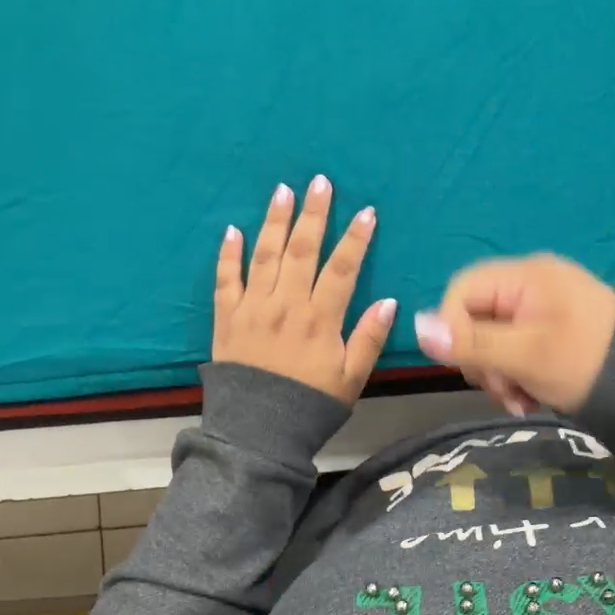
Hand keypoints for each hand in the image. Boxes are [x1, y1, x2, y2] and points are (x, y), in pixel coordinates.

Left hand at [213, 175, 396, 404]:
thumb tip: (389, 301)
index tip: (365, 211)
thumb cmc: (310, 407)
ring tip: (282, 191)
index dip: (355, 238)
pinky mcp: (227, 318)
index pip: (342, 268)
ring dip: (274, 221)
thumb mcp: (351, 379)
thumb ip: (369, 339)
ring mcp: (253, 308)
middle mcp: (286, 305)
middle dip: (313, 214)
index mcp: (320, 319)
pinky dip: (229, 254)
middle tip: (319, 182)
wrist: (257, 433)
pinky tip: (233, 230)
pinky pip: (225, 280)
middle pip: (302, 250)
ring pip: (265, 255)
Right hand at [413, 253, 614, 414]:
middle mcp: (529, 283)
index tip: (473, 368)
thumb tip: (416, 326)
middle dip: (482, 360)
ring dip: (499, 374)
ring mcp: (542, 306)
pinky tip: (532, 397)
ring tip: (523, 401)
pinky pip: (515, 347)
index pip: (461, 293)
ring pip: (492, 339)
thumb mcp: (525, 355)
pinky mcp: (552, 330)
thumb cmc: (586, 363)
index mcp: (524, 276)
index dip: (455, 331)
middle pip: (474, 318)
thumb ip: (471, 343)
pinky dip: (517, 374)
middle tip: (504, 391)